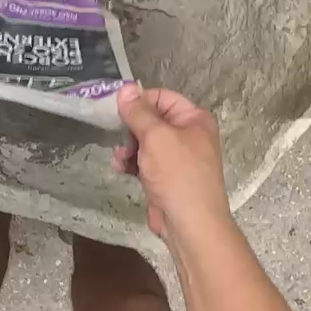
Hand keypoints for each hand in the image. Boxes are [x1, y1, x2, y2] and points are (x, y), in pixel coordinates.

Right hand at [112, 84, 231, 245]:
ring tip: (119, 158)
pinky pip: (144, 161)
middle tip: (118, 138)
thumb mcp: (155, 137)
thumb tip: (125, 88)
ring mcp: (177, 157)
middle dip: (131, 128)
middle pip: (151, 120)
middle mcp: (188, 135)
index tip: (116, 110)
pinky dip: (131, 163)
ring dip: (127, 147)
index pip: (162, 98)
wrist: (189, 222)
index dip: (139, 102)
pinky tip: (120, 169)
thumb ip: (138, 112)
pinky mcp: (165, 176)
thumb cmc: (177, 174)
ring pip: (144, 142)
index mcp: (194, 119)